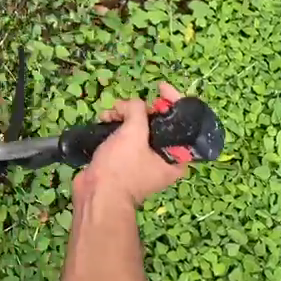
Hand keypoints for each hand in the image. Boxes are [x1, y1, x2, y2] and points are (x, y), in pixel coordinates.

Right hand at [73, 82, 188, 213]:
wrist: (98, 194)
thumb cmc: (122, 167)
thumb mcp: (133, 134)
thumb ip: (138, 112)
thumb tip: (133, 105)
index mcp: (176, 158)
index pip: (182, 123)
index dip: (173, 101)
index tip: (159, 87)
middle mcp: (164, 158)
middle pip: (157, 123)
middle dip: (139, 109)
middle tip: (124, 106)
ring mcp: (143, 160)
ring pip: (138, 128)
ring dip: (123, 115)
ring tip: (108, 114)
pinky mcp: (125, 160)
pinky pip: (125, 136)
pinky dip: (116, 126)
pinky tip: (103, 121)